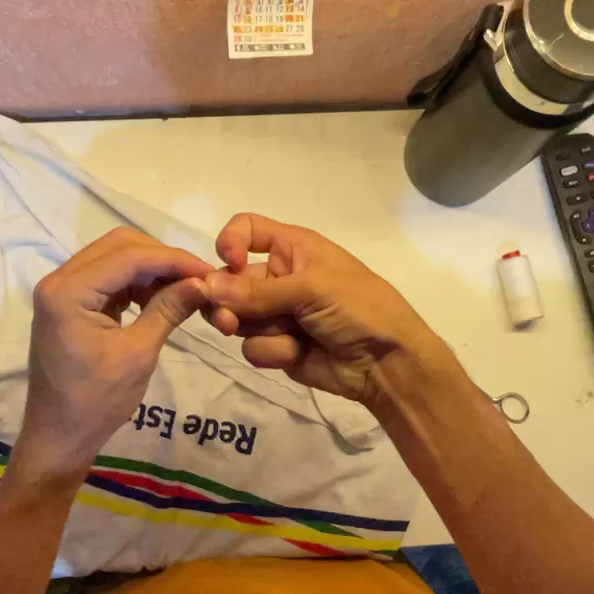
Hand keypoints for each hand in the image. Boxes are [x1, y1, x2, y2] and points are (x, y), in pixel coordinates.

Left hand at [13, 227, 213, 480]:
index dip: (173, 259)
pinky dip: (137, 283)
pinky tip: (162, 297)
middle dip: (162, 258)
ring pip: (115, 258)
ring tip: (185, 289)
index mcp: (68, 292)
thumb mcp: (138, 354)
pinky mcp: (70, 303)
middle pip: (119, 246)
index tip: (209, 270)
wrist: (60, 436)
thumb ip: (169, 310)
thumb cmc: (96, 403)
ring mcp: (62, 290)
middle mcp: (59, 280)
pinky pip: (108, 278)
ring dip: (151, 269)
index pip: (129, 256)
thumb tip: (204, 282)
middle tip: (199, 278)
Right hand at [202, 213, 445, 408]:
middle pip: (230, 281)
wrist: (387, 363)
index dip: (230, 242)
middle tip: (228, 321)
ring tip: (281, 336)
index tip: (227, 263)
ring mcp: (276, 314)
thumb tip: (206, 286)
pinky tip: (298, 353)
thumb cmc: (359, 308)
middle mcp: (279, 277)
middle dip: (226, 301)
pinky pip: (252, 347)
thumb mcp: (312, 288)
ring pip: (236, 318)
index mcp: (292, 249)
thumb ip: (258, 290)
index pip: (247, 230)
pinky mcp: (277, 348)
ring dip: (252, 328)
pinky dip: (272, 352)